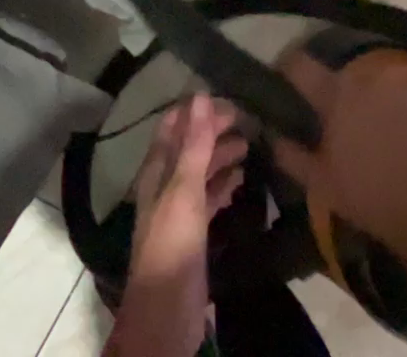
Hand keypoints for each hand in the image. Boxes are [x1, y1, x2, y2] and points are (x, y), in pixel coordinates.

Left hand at [105, 95, 245, 356]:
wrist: (167, 310)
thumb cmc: (173, 243)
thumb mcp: (184, 190)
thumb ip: (194, 145)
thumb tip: (201, 96)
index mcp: (157, 171)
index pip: (173, 127)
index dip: (196, 110)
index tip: (226, 97)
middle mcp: (166, 185)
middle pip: (189, 148)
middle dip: (213, 131)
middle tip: (247, 120)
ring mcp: (180, 210)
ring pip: (201, 172)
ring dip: (221, 156)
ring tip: (249, 145)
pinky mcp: (194, 232)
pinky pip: (209, 198)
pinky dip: (224, 185)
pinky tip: (242, 180)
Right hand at [270, 51, 406, 248]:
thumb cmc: (367, 193)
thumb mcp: (317, 181)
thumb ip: (289, 153)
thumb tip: (271, 135)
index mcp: (336, 92)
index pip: (300, 65)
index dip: (286, 73)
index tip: (280, 89)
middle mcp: (367, 80)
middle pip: (337, 77)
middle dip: (327, 95)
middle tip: (323, 124)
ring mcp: (400, 89)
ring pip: (368, 89)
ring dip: (359, 104)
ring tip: (359, 135)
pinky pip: (395, 102)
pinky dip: (388, 114)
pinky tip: (390, 143)